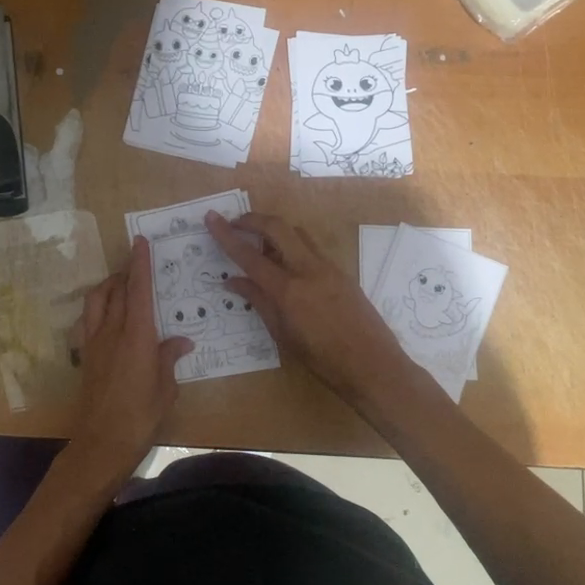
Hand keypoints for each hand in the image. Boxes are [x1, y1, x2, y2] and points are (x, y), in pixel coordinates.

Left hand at [71, 236, 193, 466]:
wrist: (102, 440)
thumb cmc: (141, 415)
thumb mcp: (166, 388)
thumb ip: (169, 359)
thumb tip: (181, 341)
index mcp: (137, 335)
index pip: (138, 290)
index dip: (139, 264)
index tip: (139, 241)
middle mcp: (113, 331)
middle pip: (117, 290)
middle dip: (127, 271)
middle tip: (137, 260)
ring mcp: (95, 342)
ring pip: (97, 300)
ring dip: (108, 285)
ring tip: (121, 282)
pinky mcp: (85, 355)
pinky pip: (89, 320)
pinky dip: (98, 307)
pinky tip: (107, 313)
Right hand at [204, 210, 407, 404]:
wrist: (374, 366)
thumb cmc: (322, 360)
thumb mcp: (283, 335)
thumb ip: (258, 302)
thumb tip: (233, 281)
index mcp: (289, 290)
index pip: (249, 256)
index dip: (226, 235)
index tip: (211, 218)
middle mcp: (309, 270)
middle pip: (277, 228)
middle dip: (253, 219)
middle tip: (235, 223)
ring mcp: (329, 268)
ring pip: (297, 233)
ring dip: (275, 230)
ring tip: (259, 245)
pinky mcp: (342, 273)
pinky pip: (311, 249)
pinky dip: (292, 246)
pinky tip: (285, 265)